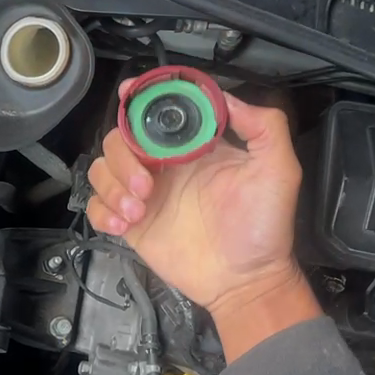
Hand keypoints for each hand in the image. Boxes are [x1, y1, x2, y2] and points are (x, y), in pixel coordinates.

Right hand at [86, 93, 321, 358]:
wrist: (244, 281)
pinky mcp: (129, 224)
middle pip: (118, 140)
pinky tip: (124, 225)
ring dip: (112, 186)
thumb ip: (263, 126)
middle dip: (123, 158)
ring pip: (101, 170)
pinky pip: (96, 207)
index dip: (138, 101)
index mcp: (192, 149)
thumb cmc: (263, 227)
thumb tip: (226, 97)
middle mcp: (163, 167)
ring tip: (137, 211)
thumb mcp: (278, 169)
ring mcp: (142, 196)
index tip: (127, 94)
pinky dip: (102, 211)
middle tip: (147, 186)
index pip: (155, 115)